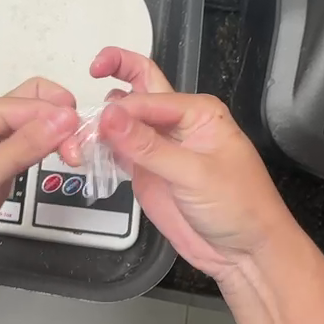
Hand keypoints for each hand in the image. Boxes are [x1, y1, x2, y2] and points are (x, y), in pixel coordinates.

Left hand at [0, 78, 78, 269]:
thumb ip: (26, 145)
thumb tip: (67, 117)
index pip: (33, 104)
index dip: (60, 122)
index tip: (79, 150)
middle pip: (35, 105)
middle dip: (62, 120)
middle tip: (80, 150)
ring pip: (34, 128)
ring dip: (56, 136)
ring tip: (75, 158)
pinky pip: (27, 151)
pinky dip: (46, 153)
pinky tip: (58, 163)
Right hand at [62, 48, 294, 279]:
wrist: (244, 253)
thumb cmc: (241, 207)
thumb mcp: (195, 174)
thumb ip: (149, 146)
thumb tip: (110, 116)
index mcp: (198, 112)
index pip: (149, 97)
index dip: (123, 108)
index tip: (102, 124)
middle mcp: (176, 123)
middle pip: (140, 85)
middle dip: (115, 71)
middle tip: (91, 70)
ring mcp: (159, 147)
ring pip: (122, 121)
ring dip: (100, 121)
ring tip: (80, 133)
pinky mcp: (145, 171)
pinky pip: (117, 151)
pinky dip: (99, 149)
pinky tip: (84, 151)